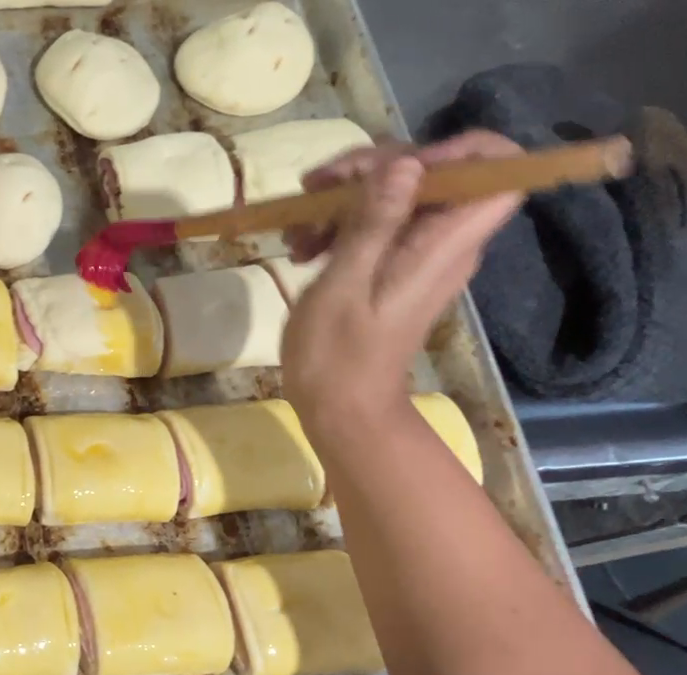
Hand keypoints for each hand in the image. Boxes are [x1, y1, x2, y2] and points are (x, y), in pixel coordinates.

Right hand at [281, 131, 524, 435]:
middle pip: (434, 174)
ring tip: (298, 233)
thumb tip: (402, 164)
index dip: (447, 149)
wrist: (341, 407)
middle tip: (313, 193)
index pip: (494, 165)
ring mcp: (423, 254)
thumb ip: (374, 223)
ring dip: (346, 203)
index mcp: (446, 242)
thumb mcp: (343, 286)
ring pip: (401, 198)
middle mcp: (447, 240)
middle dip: (372, 173)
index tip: (381, 168)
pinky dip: (344, 227)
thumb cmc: (337, 354)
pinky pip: (383, 226)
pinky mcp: (399, 268)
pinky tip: (305, 249)